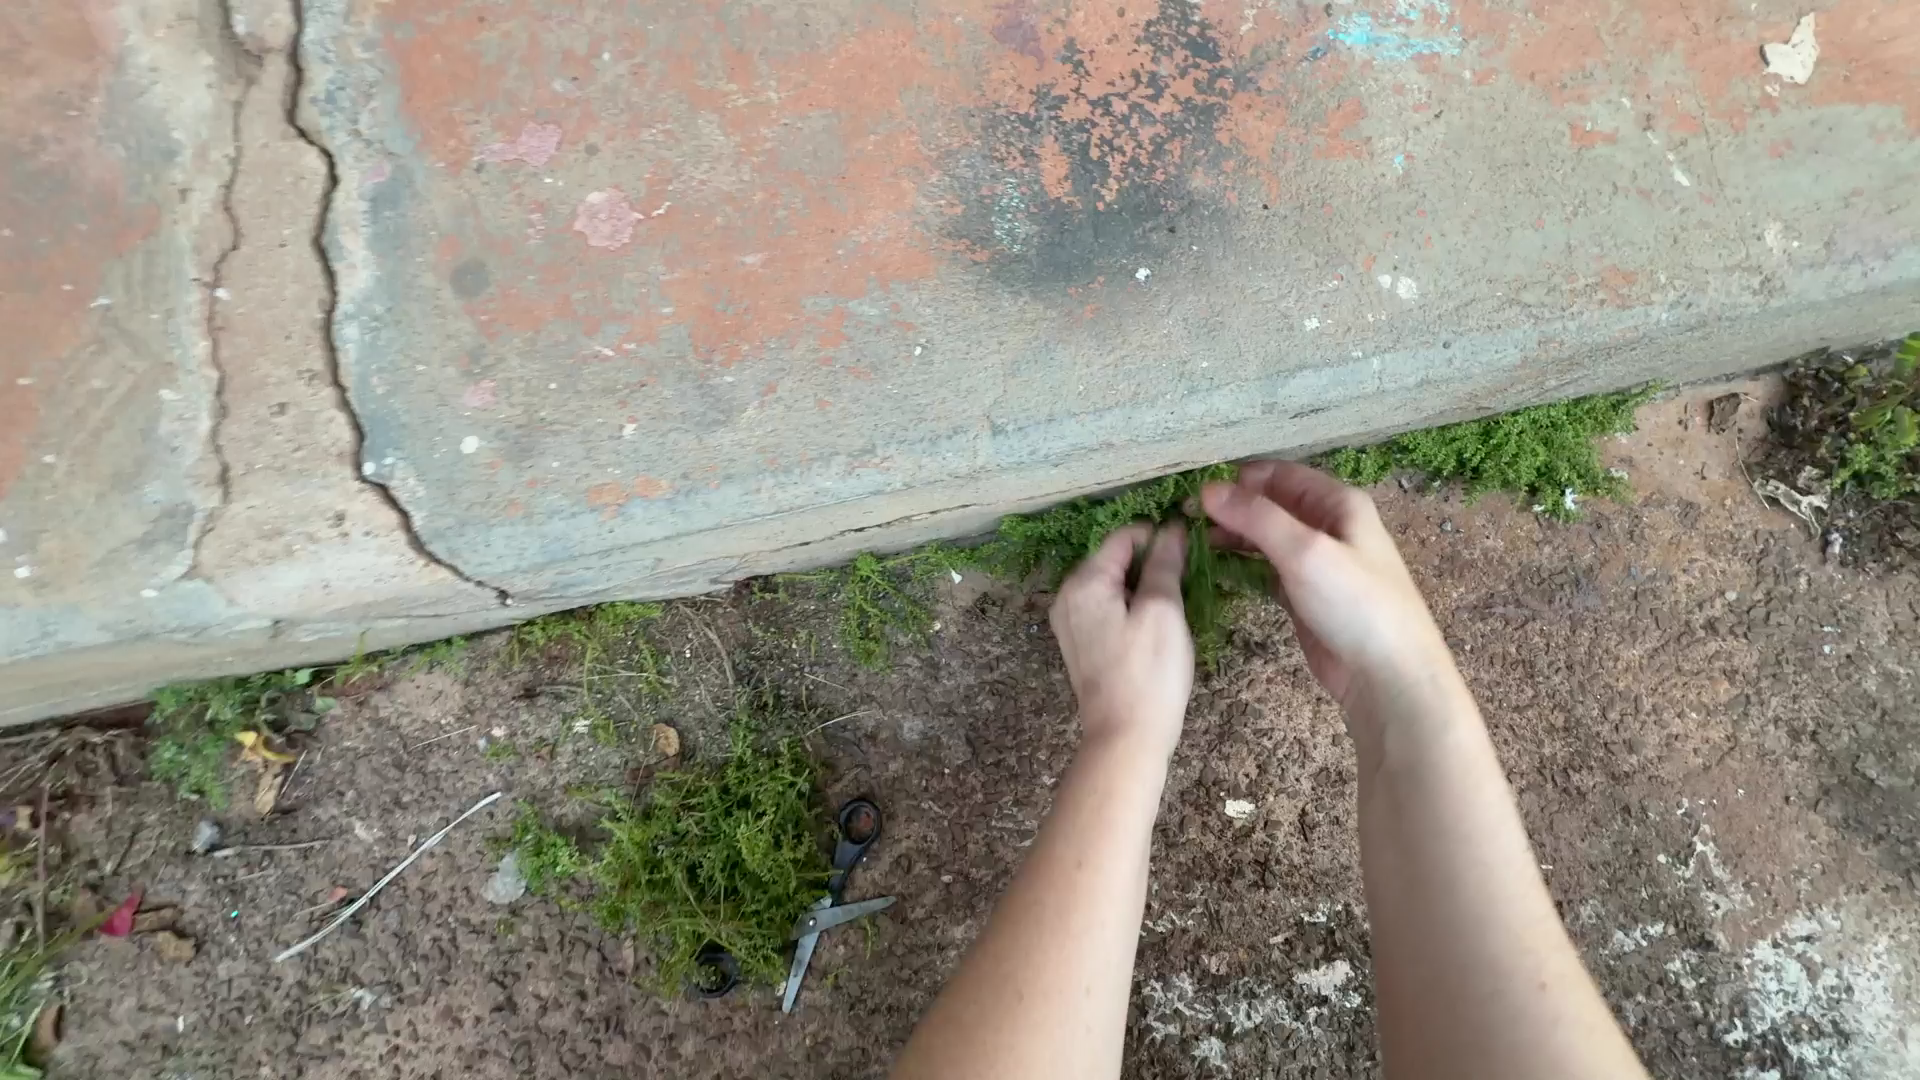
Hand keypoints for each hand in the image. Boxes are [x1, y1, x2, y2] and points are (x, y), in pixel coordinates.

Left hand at [1048, 523, 1193, 759]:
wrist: (1125, 736)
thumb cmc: (1148, 673)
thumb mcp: (1163, 611)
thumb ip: (1165, 564)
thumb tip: (1171, 528)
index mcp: (1084, 582)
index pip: (1122, 536)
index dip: (1158, 536)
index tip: (1190, 549)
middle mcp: (1067, 595)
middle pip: (1113, 558)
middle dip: (1150, 561)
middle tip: (1187, 579)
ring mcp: (1069, 620)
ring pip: (1110, 583)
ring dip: (1142, 584)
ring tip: (1175, 603)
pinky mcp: (1079, 641)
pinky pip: (1105, 607)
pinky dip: (1129, 605)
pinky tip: (1154, 623)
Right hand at [1201, 461, 1453, 708]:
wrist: (1386, 674)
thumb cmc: (1354, 604)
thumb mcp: (1304, 551)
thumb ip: (1255, 517)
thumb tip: (1207, 489)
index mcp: (1337, 503)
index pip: (1277, 474)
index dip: (1236, 481)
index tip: (1196, 497)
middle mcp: (1326, 524)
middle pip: (1267, 504)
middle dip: (1228, 509)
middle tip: (1186, 523)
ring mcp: (1313, 559)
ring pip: (1262, 536)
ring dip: (1230, 537)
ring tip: (1192, 545)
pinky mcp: (1301, 590)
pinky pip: (1262, 567)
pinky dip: (1239, 565)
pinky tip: (1212, 569)